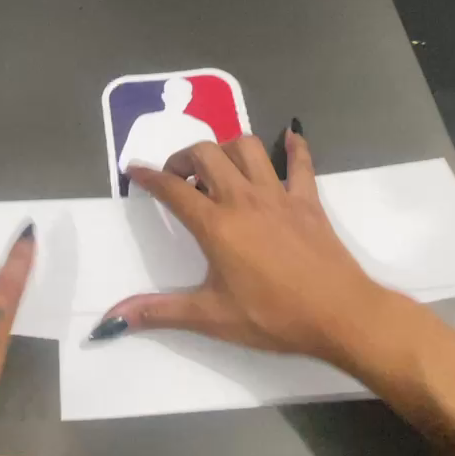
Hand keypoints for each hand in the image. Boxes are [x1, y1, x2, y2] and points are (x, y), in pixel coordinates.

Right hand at [90, 131, 389, 364]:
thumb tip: (114, 319)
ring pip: (247, 148)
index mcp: (216, 225)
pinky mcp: (307, 200)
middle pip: (206, 155)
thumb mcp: (211, 317)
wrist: (340, 315)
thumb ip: (160, 312)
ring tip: (218, 167)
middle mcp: (243, 199)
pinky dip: (294, 146)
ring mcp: (278, 195)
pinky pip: (300, 162)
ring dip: (225, 149)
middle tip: (177, 177)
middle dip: (183, 158)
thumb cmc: (273, 316)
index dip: (149, 177)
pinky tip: (289, 136)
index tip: (134, 170)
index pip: (173, 189)